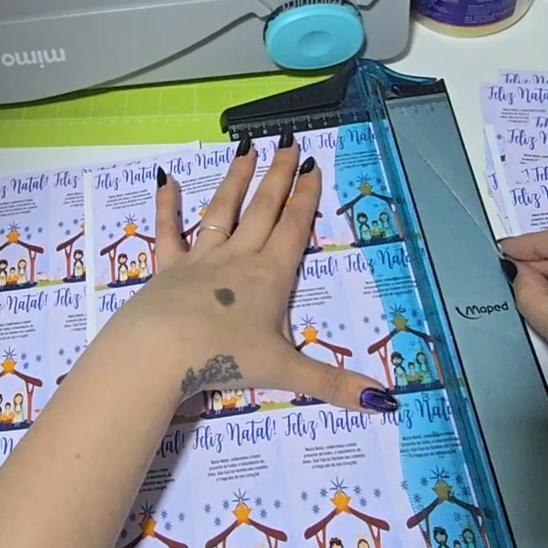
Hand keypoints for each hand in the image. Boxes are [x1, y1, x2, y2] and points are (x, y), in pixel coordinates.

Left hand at [91, 139, 393, 414]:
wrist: (160, 351)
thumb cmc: (224, 358)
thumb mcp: (285, 372)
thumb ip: (334, 385)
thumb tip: (387, 404)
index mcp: (270, 276)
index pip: (294, 229)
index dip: (306, 198)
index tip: (313, 166)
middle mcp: (238, 258)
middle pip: (263, 210)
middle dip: (278, 177)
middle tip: (289, 144)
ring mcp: (200, 260)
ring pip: (222, 212)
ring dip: (236, 180)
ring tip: (246, 150)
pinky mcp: (167, 268)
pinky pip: (168, 231)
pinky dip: (166, 205)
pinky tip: (165, 178)